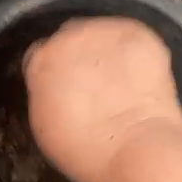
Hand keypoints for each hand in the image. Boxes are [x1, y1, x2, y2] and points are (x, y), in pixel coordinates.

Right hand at [23, 18, 181, 181]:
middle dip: (78, 57)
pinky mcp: (141, 33)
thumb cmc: (83, 149)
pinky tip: (137, 79)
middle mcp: (71, 36)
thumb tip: (56, 85)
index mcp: (42, 60)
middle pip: (69, 37)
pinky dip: (132, 54)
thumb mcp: (44, 124)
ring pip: (101, 34)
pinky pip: (131, 39)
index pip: (39, 55)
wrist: (134, 148)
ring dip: (105, 52)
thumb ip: (44, 93)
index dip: (51, 75)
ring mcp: (108, 31)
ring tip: (117, 84)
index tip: (61, 91)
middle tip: (91, 87)